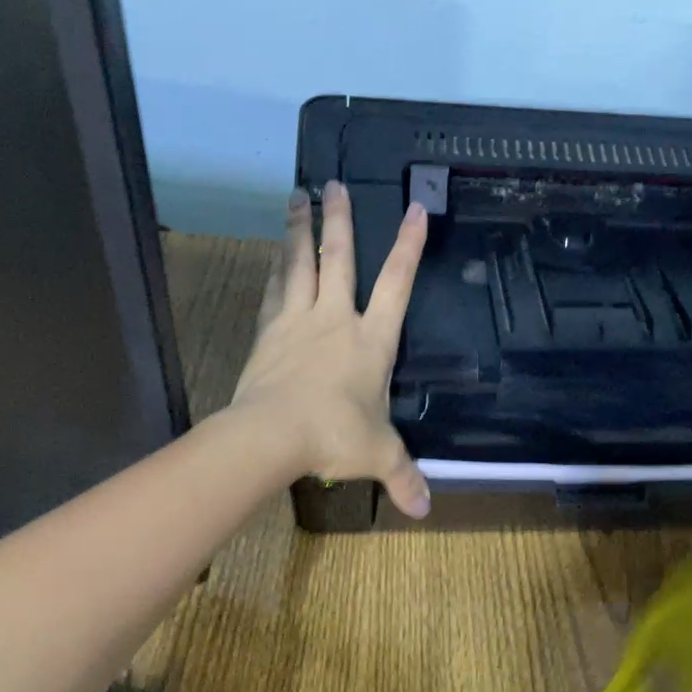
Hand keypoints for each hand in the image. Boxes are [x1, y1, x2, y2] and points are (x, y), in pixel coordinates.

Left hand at [231, 181, 431, 517]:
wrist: (271, 434)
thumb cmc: (334, 435)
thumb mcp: (378, 454)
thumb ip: (403, 474)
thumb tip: (424, 509)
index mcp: (371, 339)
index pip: (397, 283)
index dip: (408, 246)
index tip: (415, 209)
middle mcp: (335, 318)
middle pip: (340, 257)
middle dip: (340, 218)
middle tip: (334, 182)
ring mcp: (297, 321)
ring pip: (300, 263)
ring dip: (299, 228)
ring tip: (296, 195)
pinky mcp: (267, 332)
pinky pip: (273, 290)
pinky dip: (275, 268)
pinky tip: (274, 254)